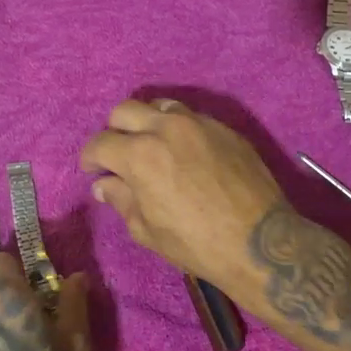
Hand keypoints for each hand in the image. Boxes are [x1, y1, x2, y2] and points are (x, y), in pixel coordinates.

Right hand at [79, 98, 286, 295]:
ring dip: (148, 122)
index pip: (101, 143)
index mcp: (140, 154)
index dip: (90, 158)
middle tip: (119, 154)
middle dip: (114, 130)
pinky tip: (184, 153)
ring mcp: (199, 123)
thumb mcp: (147, 230)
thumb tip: (105, 184)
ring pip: (161, 106)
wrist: (260, 241)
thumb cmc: (196, 244)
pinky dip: (178, 129)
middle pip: (126, 110)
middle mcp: (167, 127)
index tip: (92, 170)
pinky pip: (192, 118)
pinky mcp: (225, 128)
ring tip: (152, 146)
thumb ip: (122, 200)